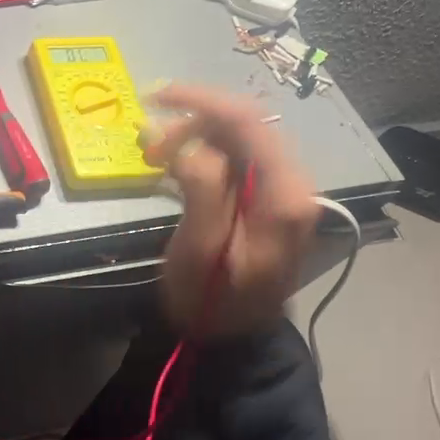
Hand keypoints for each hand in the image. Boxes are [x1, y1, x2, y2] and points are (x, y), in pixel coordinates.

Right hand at [142, 86, 317, 337]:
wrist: (231, 342)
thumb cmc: (213, 301)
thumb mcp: (200, 251)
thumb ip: (202, 192)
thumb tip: (190, 145)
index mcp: (284, 195)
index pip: (248, 121)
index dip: (201, 99)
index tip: (154, 98)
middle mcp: (290, 184)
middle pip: (241, 124)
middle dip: (190, 122)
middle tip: (148, 144)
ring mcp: (278, 189)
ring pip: (233, 136)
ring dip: (190, 136)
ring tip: (153, 156)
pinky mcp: (263, 196)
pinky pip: (231, 155)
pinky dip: (197, 150)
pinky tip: (172, 167)